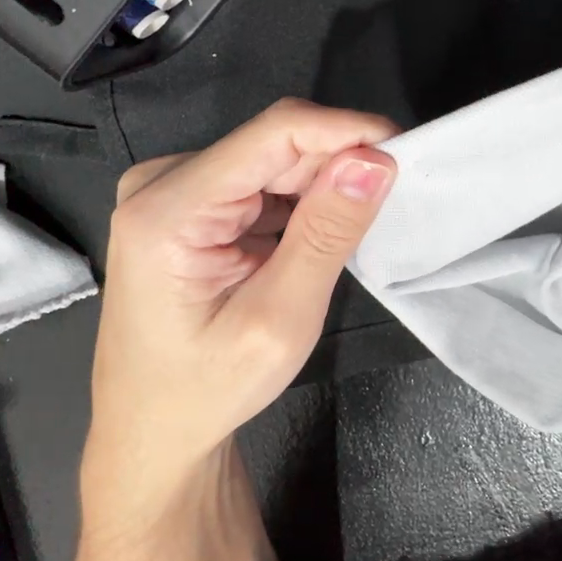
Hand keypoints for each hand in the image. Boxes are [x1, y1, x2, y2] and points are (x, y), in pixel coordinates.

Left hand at [83, 99, 397, 524]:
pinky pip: (268, 175)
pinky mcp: (191, 202)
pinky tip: (317, 235)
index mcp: (169, 209)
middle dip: (342, 164)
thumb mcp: (282, 317)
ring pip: (280, 156)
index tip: (407, 154)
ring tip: (351, 231)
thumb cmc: (209, 386)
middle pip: (280, 141)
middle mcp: (163, 182)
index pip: (277, 132)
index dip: (349, 131)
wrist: (154, 430)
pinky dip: (307, 197)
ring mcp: (174, 189)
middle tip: (386, 209)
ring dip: (328, 183)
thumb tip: (376, 160)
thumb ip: (328, 233)